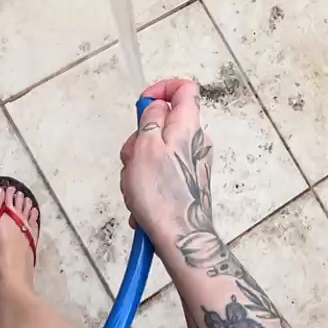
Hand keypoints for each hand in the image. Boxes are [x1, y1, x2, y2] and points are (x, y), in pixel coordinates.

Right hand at [119, 79, 223, 268]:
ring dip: (137, 168)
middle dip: (138, 141)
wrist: (179, 238)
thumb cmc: (162, 195)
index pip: (184, 89)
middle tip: (132, 160)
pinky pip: (158, 174)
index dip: (161, 89)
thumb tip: (155, 105)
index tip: (142, 105)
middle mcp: (195, 142)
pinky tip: (141, 203)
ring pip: (155, 152)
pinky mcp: (185, 184)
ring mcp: (190, 164)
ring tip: (136, 188)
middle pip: (161, 124)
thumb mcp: (146, 146)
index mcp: (188, 126)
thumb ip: (151, 118)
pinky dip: (145, 186)